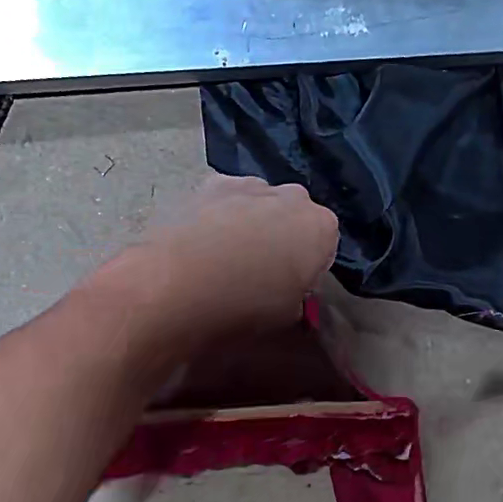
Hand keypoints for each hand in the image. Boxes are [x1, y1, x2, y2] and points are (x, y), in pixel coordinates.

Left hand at [88, 175, 338, 346]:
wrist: (177, 283)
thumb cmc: (244, 305)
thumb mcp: (286, 318)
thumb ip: (297, 299)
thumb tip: (289, 296)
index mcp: (321, 227)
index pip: (325, 246)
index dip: (307, 268)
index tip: (289, 287)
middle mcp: (292, 195)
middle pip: (293, 218)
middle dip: (281, 238)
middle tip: (257, 273)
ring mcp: (248, 184)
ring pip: (258, 204)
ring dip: (249, 223)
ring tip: (223, 259)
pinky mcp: (208, 183)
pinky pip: (224, 200)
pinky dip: (217, 216)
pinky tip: (200, 243)